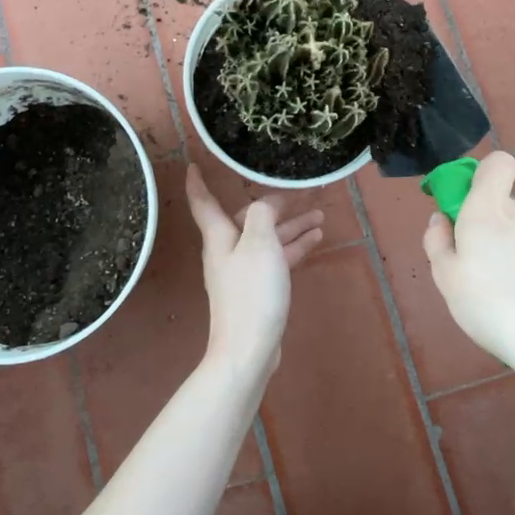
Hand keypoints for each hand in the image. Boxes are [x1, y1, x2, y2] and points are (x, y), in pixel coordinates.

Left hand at [185, 165, 325, 380]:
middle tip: (297, 191)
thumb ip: (262, 215)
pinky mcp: (257, 290)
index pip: (203, 201)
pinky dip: (292, 247)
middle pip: (247, 220)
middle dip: (271, 205)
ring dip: (291, 226)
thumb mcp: (259, 244)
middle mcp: (227, 250)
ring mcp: (242, 272)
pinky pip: (275, 259)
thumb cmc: (250, 292)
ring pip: (266, 239)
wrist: (248, 349)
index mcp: (219, 236)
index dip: (197, 182)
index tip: (194, 165)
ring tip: (320, 215)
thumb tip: (264, 205)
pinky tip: (315, 240)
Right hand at [422, 152, 514, 402]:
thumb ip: (437, 242)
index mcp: (488, 210)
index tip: (461, 207)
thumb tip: (441, 220)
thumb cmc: (493, 308)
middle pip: (500, 203)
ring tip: (498, 293)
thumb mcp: (446, 279)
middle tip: (470, 266)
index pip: (497, 163)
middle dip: (482, 224)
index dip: (478, 175)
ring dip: (504, 249)